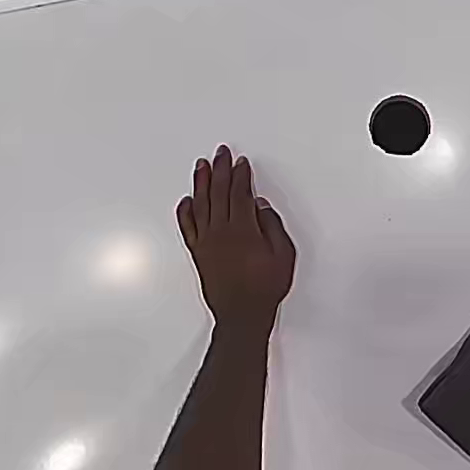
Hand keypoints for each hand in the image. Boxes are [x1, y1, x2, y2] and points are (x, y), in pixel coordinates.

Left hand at [177, 145, 296, 329]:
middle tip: (221, 154)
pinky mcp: (198, 253)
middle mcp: (221, 231)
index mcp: (242, 229)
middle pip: (219, 192)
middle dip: (221, 169)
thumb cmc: (264, 287)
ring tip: (202, 166)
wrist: (242, 315)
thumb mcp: (283, 253)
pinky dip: (186, 211)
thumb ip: (271, 226)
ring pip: (201, 204)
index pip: (239, 193)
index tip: (241, 163)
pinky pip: (188, 226)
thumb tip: (260, 207)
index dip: (240, 175)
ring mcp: (207, 242)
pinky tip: (186, 200)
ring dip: (202, 182)